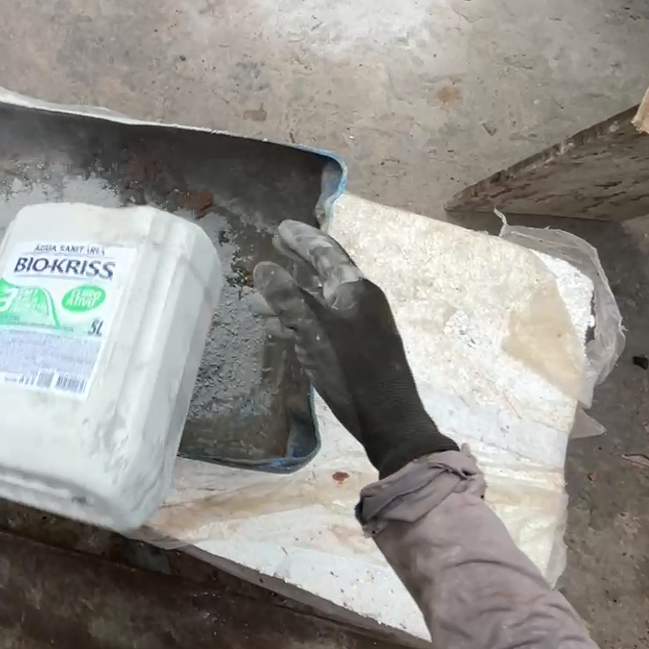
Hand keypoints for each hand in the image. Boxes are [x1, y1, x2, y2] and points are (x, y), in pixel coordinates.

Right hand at [254, 220, 455, 477]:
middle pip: (324, 272)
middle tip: (276, 244)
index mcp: (355, 290)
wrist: (389, 420)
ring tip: (259, 295)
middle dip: (298, 259)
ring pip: (318, 298)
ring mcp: (358, 325)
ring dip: (290, 293)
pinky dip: (297, 316)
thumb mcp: (314, 329)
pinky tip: (277, 325)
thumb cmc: (352, 370)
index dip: (303, 239)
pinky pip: (319, 320)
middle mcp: (360, 302)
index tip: (281, 227)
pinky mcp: (354, 347)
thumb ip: (286, 297)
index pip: (326, 253)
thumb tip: (262, 266)